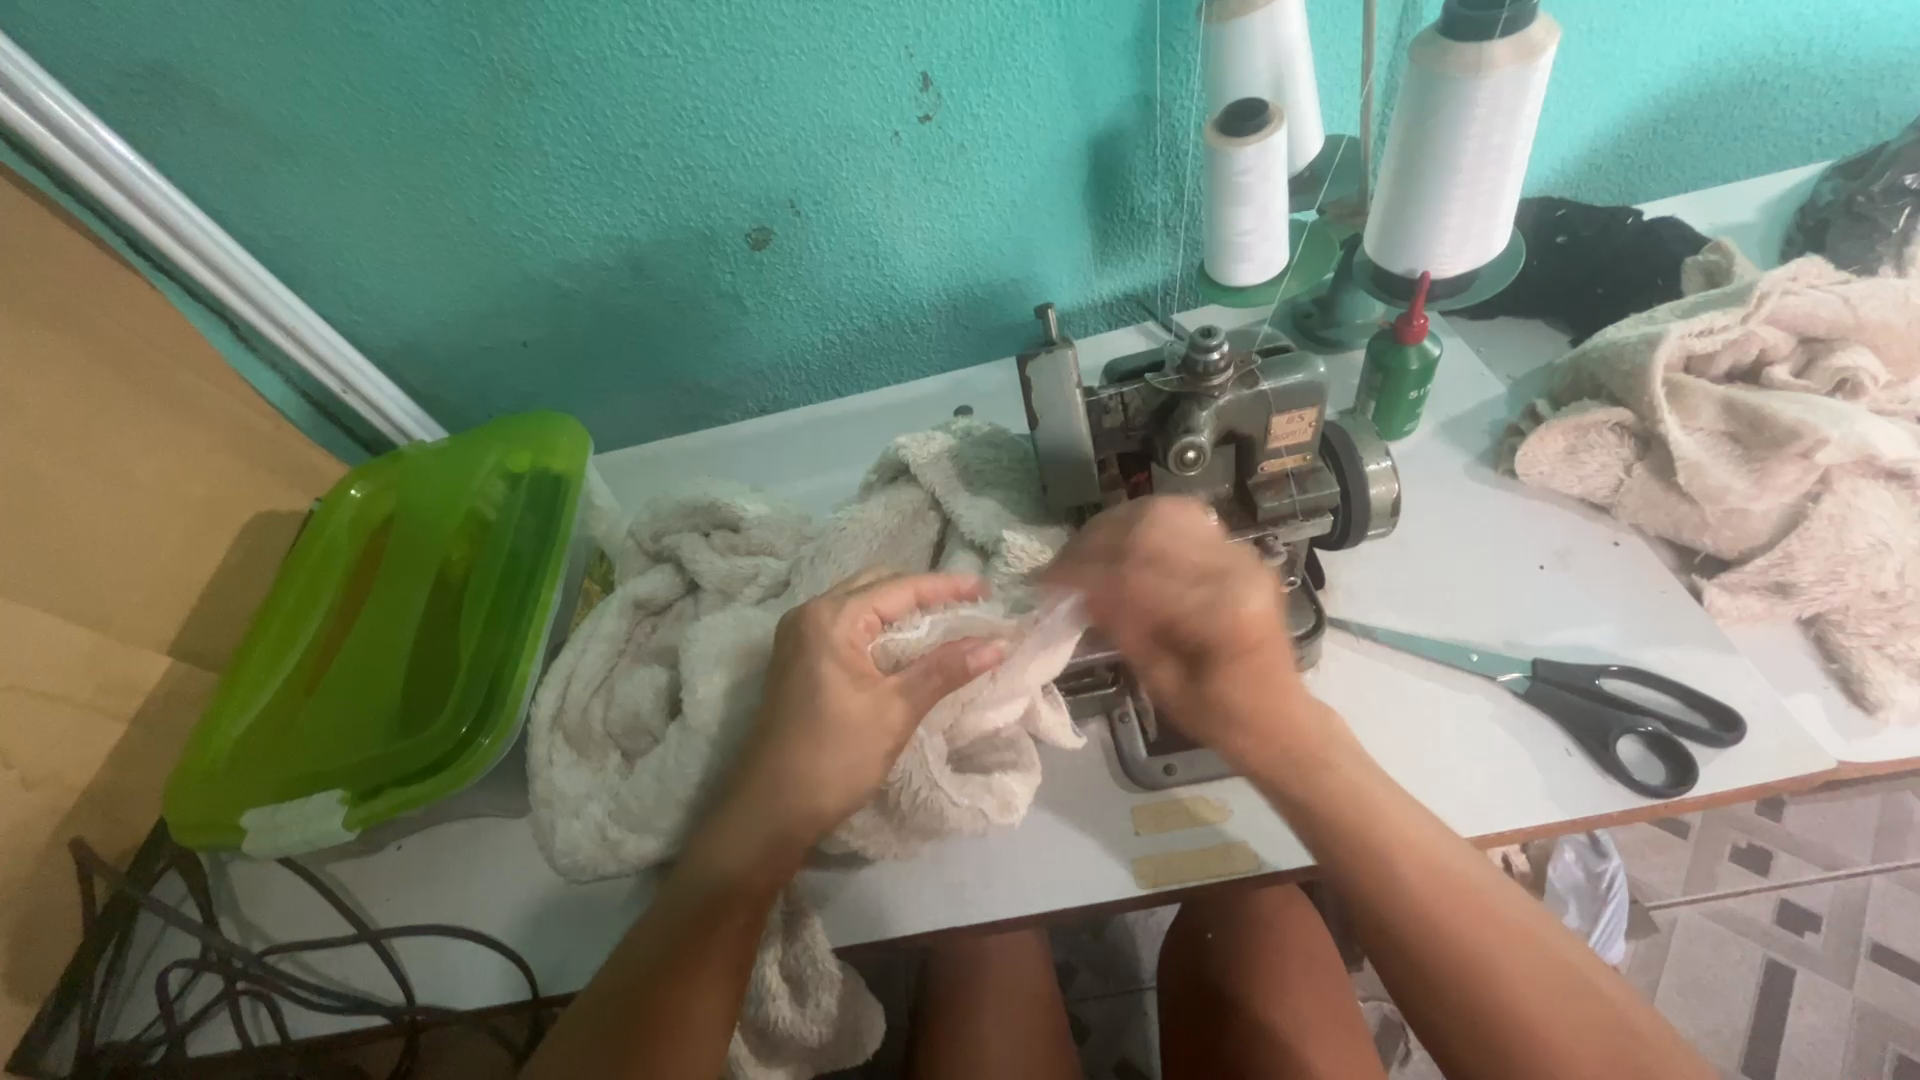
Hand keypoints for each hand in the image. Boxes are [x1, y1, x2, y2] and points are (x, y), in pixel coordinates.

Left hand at [708, 570, 1006, 862]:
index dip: (947, 587)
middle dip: (924, 593)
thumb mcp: (896, 710)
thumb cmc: (834, 758)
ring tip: (947, 622)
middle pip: (877, 586)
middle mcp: (810, 615)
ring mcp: (799, 637)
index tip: (988, 589)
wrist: (769, 810)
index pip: (900, 588)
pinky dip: (881, 629)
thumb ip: (946, 668)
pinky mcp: (799, 659)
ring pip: (861, 605)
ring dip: (902, 611)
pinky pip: (848, 627)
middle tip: (969, 606)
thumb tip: (998, 643)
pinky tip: (909, 646)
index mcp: (831, 619)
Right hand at [1042, 497, 1340, 769]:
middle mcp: (1236, 570)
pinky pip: (1184, 517)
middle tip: (1059, 565)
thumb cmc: (1220, 716)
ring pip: (1163, 513)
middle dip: (1092, 543)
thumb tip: (1079, 590)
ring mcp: (1241, 554)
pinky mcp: (1238, 550)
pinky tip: (1118, 539)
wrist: (1278, 717)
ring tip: (1083, 549)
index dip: (1083, 573)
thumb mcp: (1162, 684)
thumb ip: (1124, 629)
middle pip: (1148, 532)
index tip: (1045, 583)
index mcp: (1222, 613)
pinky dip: (1142, 522)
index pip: (1136, 574)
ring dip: (1114, 526)